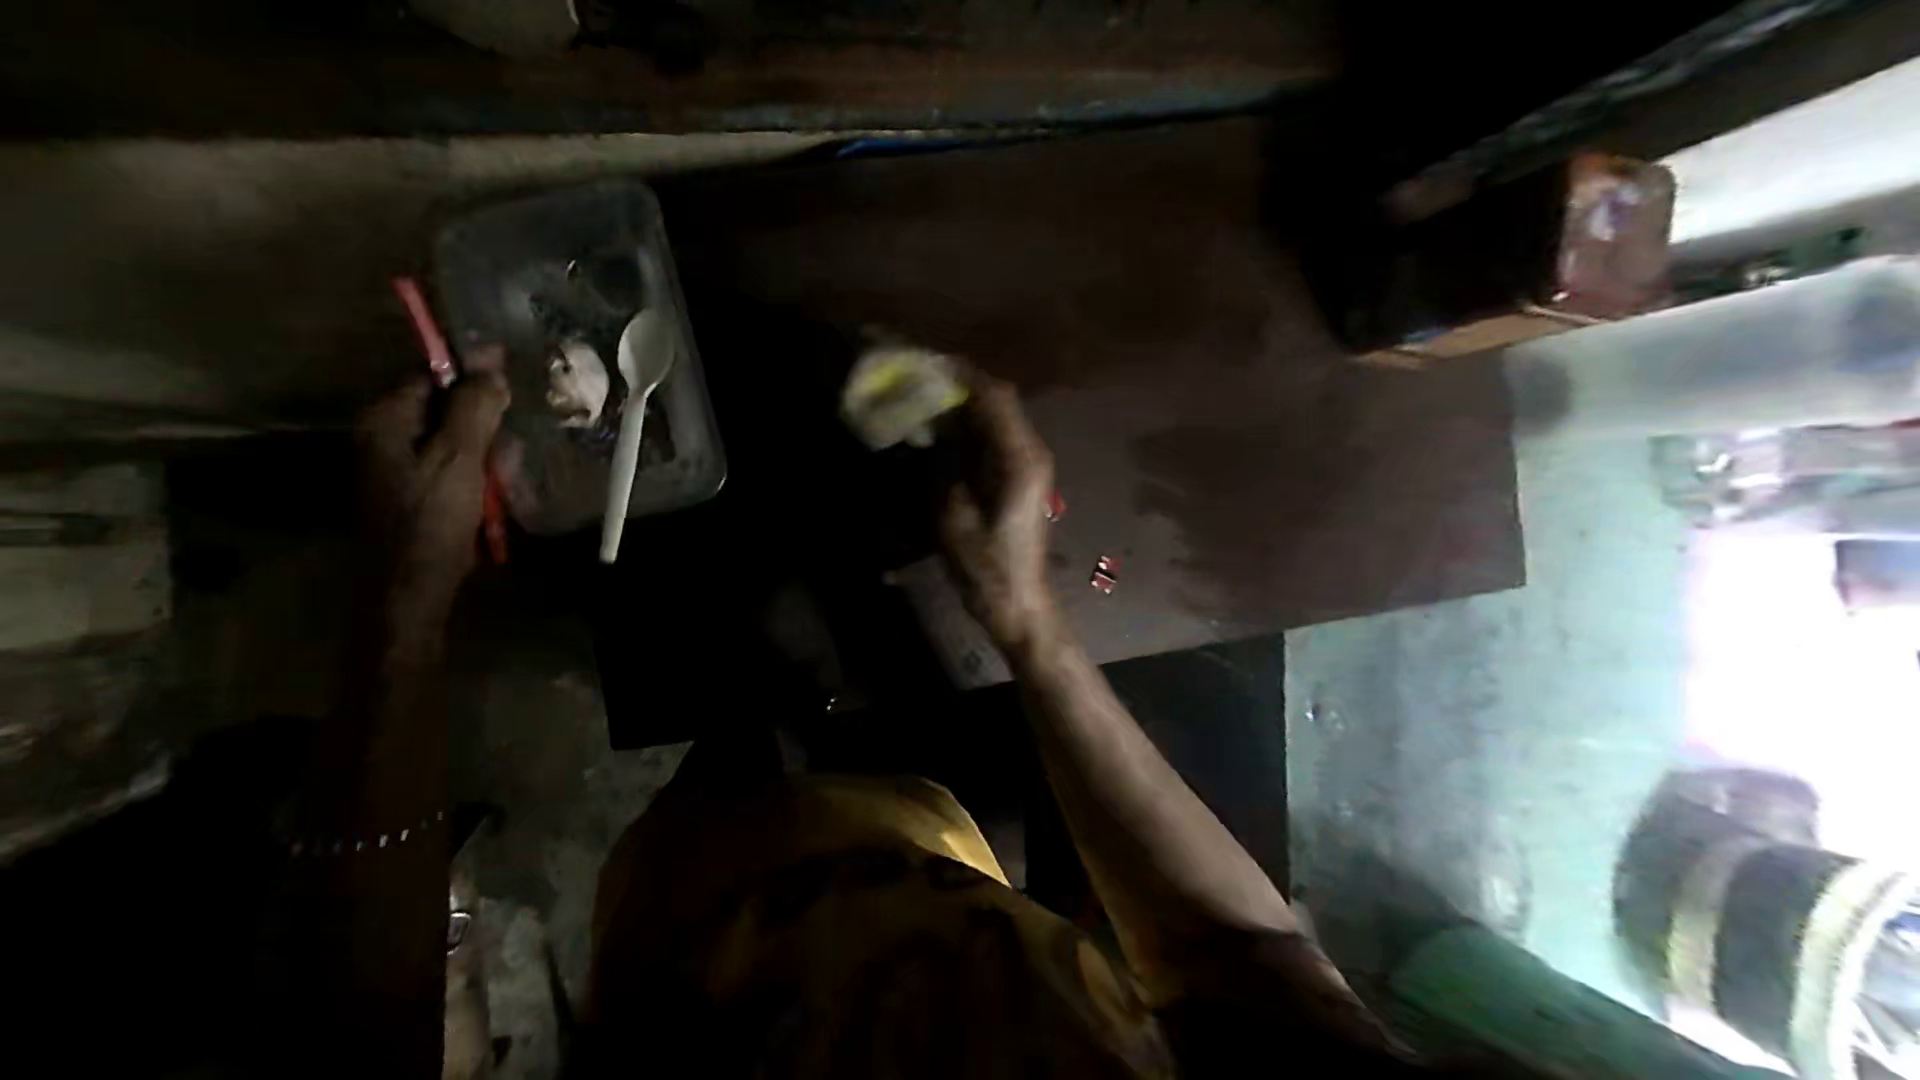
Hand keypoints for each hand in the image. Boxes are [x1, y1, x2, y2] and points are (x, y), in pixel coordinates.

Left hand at [356, 371, 509, 616]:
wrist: (412, 584)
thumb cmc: (433, 518)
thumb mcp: (459, 458)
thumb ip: (474, 408)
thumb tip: (491, 362)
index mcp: (386, 420)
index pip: (432, 376)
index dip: (473, 380)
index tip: (510, 397)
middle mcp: (387, 435)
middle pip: (448, 410)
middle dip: (486, 429)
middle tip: (505, 456)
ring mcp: (402, 465)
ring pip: (459, 442)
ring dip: (489, 457)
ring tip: (504, 484)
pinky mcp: (419, 490)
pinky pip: (457, 468)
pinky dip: (480, 477)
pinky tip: (496, 497)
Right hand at [940, 376, 1057, 650]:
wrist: (1018, 602)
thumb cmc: (986, 567)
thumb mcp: (954, 516)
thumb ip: (945, 463)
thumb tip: (933, 422)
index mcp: (1019, 459)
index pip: (993, 397)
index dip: (960, 374)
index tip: (924, 363)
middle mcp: (1030, 453)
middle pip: (998, 400)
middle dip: (959, 384)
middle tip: (918, 378)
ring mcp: (1029, 464)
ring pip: (997, 416)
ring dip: (964, 403)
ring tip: (925, 395)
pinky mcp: (1021, 476)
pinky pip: (995, 436)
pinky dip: (969, 425)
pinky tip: (941, 428)